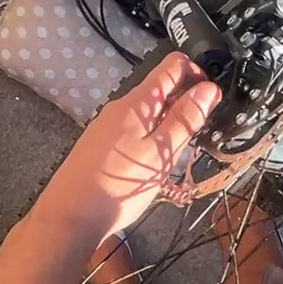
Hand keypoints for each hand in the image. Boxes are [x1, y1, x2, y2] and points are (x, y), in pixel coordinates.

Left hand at [32, 52, 221, 243]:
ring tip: (181, 153)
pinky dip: (152, 137)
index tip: (213, 99)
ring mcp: (108, 126)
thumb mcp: (160, 152)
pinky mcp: (101, 145)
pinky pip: (134, 130)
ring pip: (148, 112)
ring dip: (170, 123)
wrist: (69, 217)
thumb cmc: (119, 185)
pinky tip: (154, 163)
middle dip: (186, 102)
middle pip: (160, 89)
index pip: (172, 66)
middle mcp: (121, 107)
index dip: (198, 74)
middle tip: (202, 133)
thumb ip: (185, 119)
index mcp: (137, 102)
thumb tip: (209, 88)